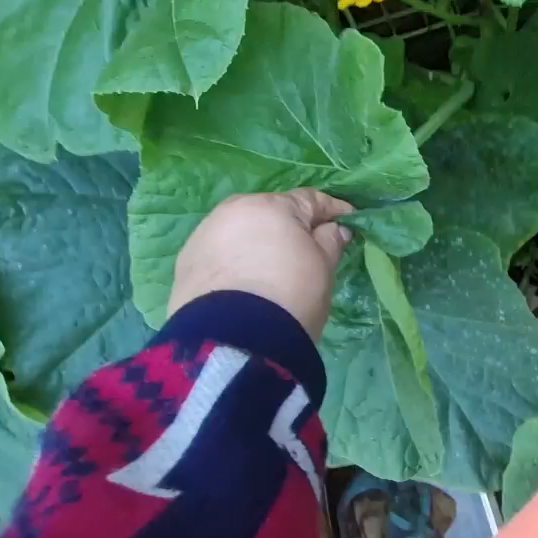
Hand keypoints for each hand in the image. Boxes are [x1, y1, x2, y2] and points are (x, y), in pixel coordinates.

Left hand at [167, 190, 354, 336]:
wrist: (236, 337)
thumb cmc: (292, 292)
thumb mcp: (324, 267)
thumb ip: (331, 241)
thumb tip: (334, 229)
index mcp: (272, 206)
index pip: (311, 200)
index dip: (334, 210)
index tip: (350, 221)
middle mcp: (234, 211)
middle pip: (272, 213)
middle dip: (292, 226)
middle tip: (311, 247)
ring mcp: (205, 235)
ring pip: (243, 233)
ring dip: (261, 243)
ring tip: (276, 267)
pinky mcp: (187, 263)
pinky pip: (223, 255)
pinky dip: (239, 262)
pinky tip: (249, 281)